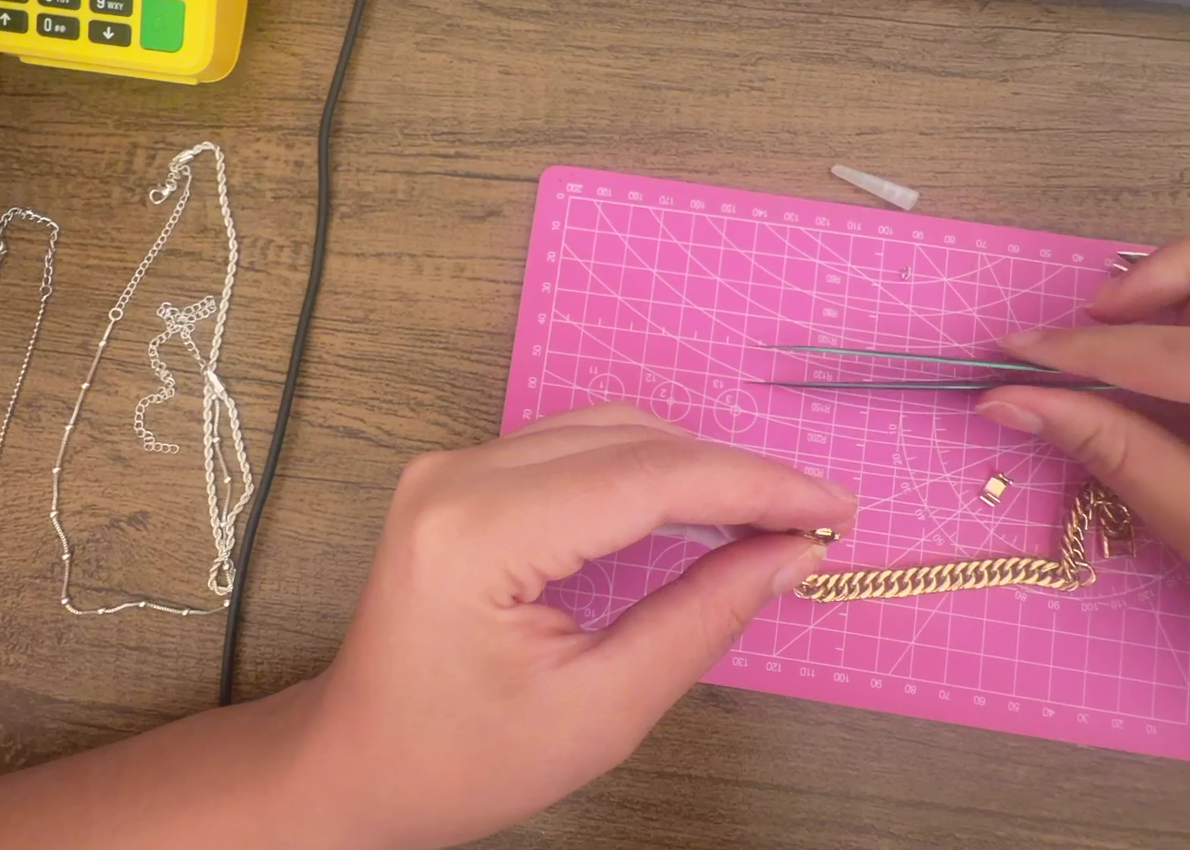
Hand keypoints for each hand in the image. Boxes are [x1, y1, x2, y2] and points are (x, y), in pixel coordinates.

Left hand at [280, 404, 854, 849]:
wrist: (357, 755)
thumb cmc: (465, 759)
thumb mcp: (599, 710)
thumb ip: (700, 618)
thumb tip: (788, 553)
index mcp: (478, 532)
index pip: (642, 478)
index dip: (750, 483)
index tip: (833, 505)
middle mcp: (459, 472)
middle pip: (626, 441)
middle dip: (728, 471)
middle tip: (809, 515)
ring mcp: (454, 462)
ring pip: (604, 430)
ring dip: (690, 462)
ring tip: (764, 509)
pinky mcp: (463, 470)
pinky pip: (573, 445)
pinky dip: (644, 466)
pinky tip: (692, 498)